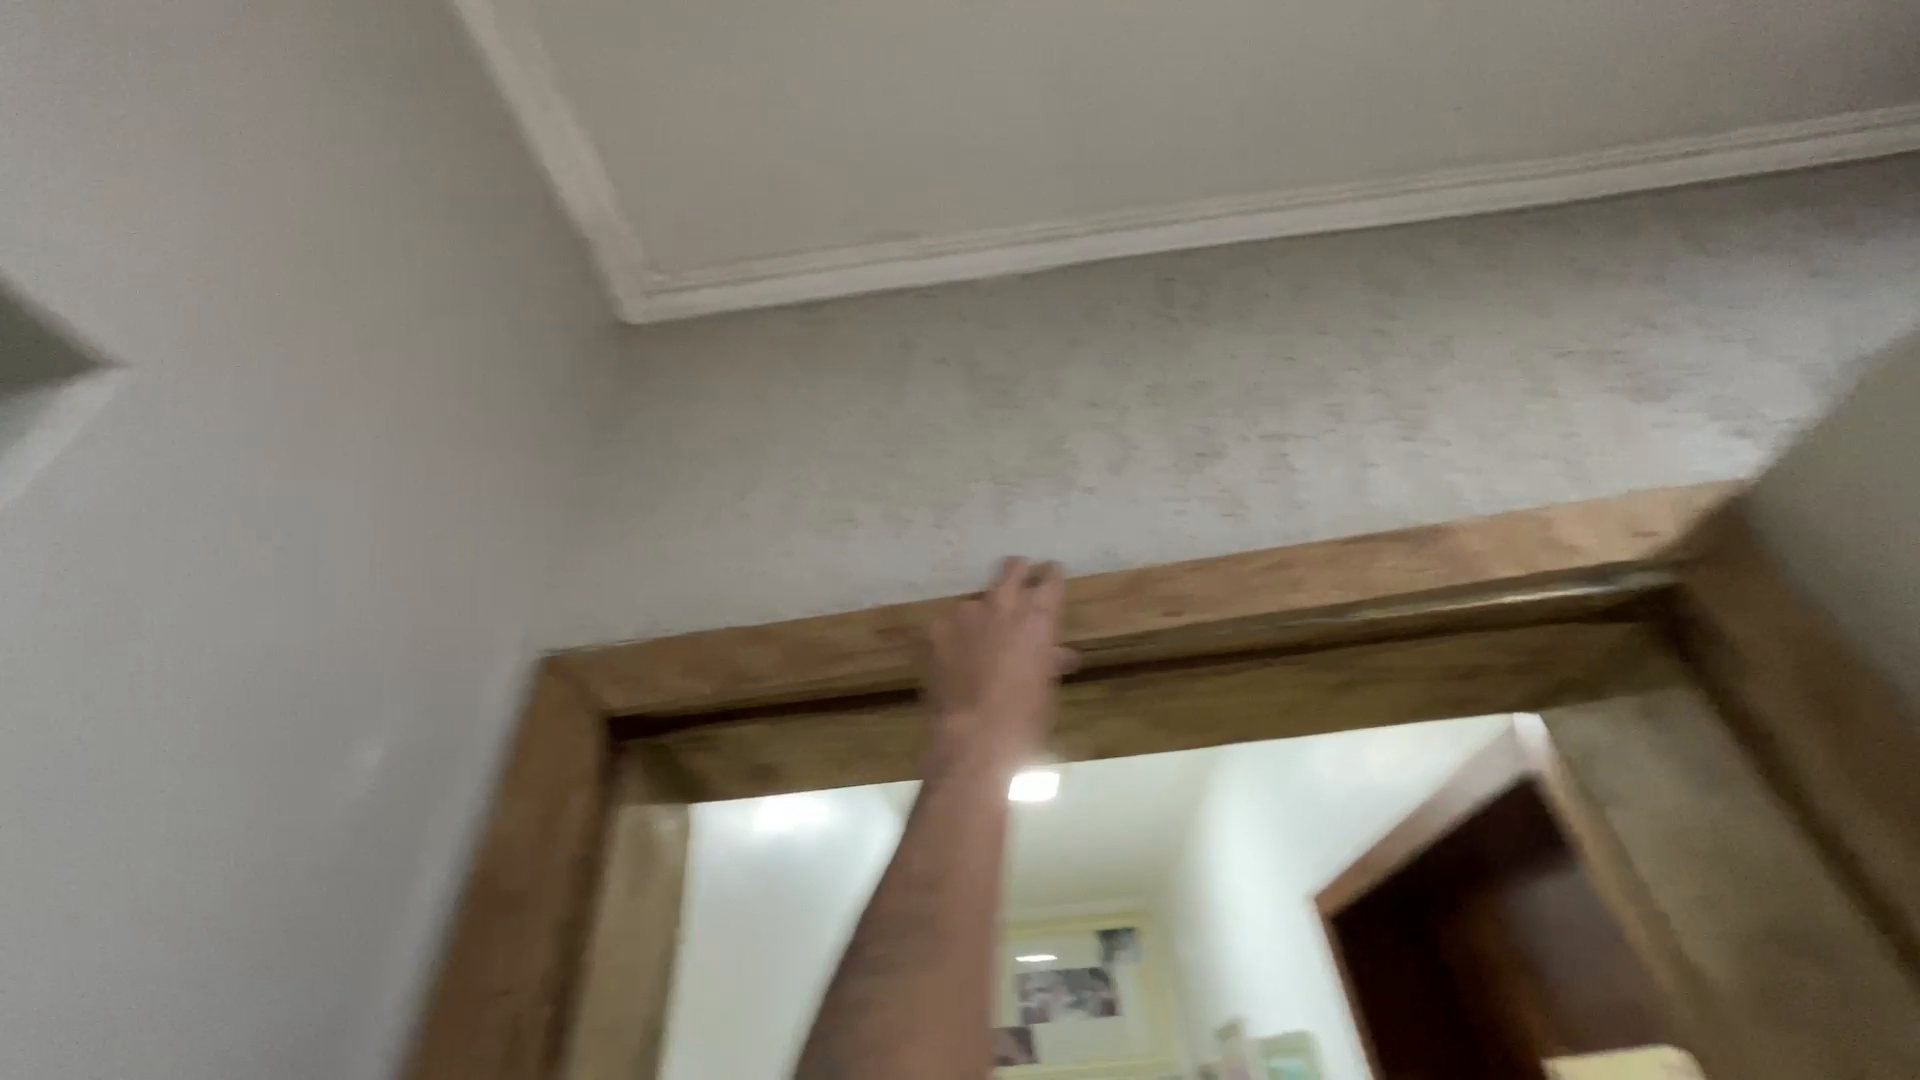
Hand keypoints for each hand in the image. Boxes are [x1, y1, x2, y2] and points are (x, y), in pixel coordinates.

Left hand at [923, 557, 1075, 769]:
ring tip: (979, 636)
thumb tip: (1058, 654)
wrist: (973, 737)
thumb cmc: (1024, 719)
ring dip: (982, 613)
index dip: (1051, 575)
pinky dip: (953, 636)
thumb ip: (1050, 660)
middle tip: (1020, 578)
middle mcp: (1003, 605)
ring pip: (976, 601)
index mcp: (1038, 617)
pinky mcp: (935, 629)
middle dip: (1018, 571)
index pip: (1051, 579)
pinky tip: (952, 657)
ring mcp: (965, 614)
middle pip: (1012, 569)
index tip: (1051, 574)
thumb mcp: (1046, 687)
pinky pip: (947, 625)